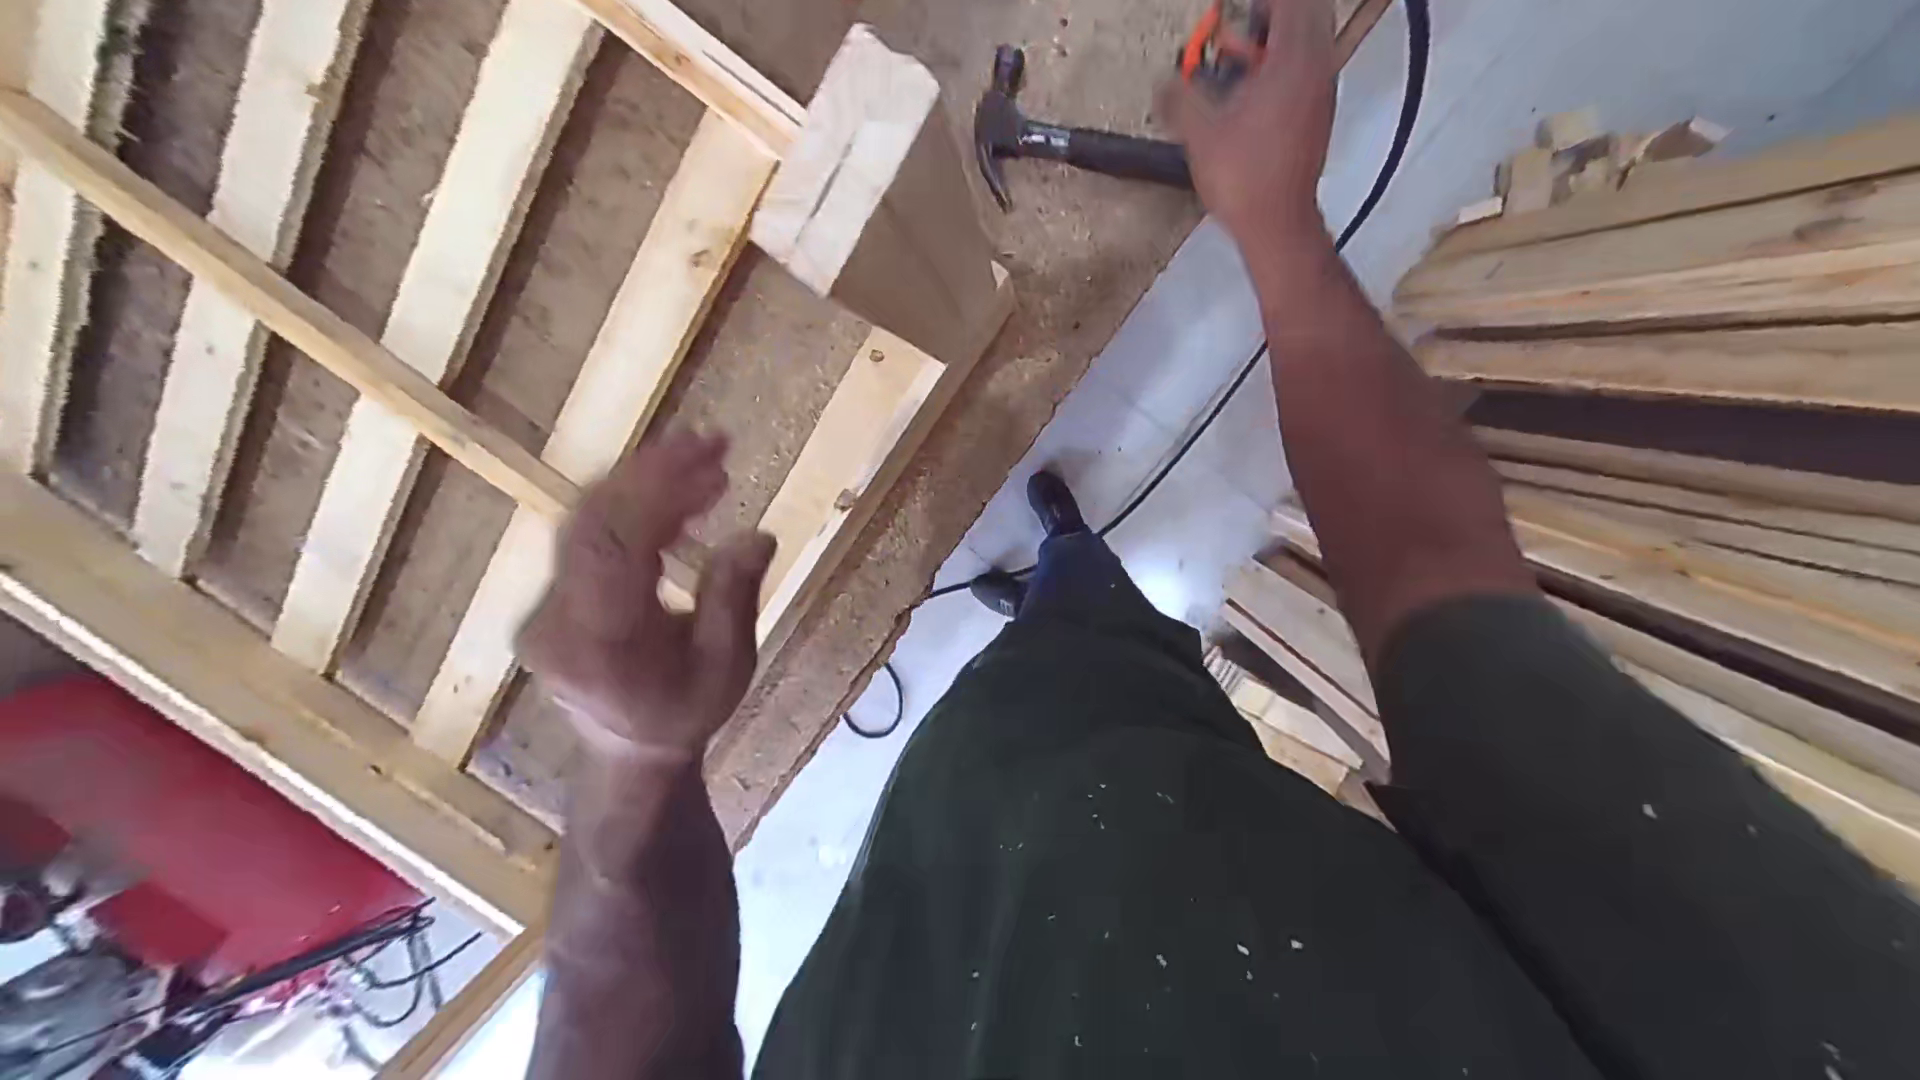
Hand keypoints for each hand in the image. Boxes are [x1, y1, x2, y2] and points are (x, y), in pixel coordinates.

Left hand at [517, 430, 776, 762]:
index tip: (712, 456)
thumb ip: (734, 599)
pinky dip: (634, 505)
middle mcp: (557, 617)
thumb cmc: (686, 712)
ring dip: (644, 482)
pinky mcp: (552, 593)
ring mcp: (545, 604)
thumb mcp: (728, 667)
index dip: (659, 490)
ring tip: (705, 462)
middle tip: (714, 443)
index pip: (616, 546)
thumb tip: (759, 534)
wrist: (630, 748)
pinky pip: (589, 534)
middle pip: (592, 520)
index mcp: (601, 641)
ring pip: (584, 519)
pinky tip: (680, 497)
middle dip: (653, 472)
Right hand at [1162, 0, 1337, 242]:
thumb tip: (1162, 84)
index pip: (1288, 1)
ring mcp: (1322, 91)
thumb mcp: (1200, 135)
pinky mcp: (1318, 116)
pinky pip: (1306, 70)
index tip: (1230, 11)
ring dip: (1277, 40)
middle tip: (1239, 29)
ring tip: (1242, 60)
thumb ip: (1179, 100)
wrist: (1275, 223)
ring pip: (1308, 42)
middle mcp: (1318, 66)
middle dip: (1272, 15)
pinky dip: (1283, 66)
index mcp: (1294, 58)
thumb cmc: (1242, 177)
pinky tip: (1252, 93)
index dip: (1259, 3)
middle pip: (1307, 12)